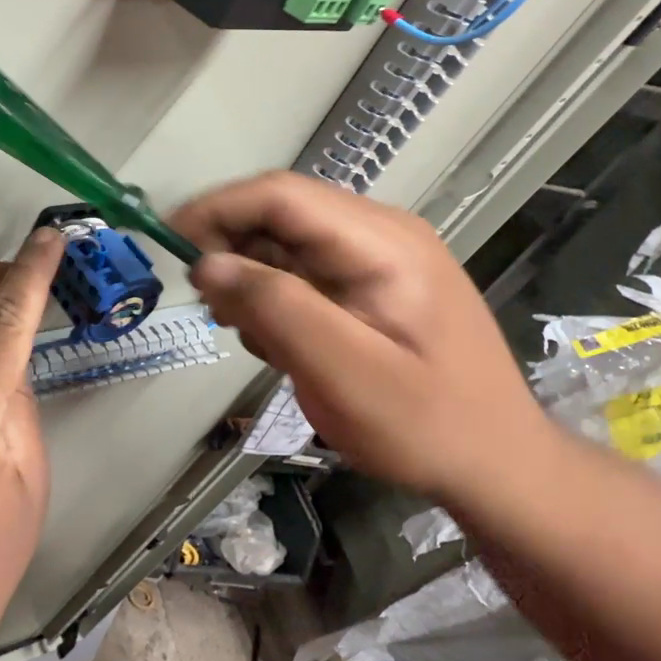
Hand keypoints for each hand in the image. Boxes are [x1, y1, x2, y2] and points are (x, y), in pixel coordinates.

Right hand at [170, 172, 551, 495]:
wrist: (495, 466)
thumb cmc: (425, 425)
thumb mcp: (344, 373)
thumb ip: (275, 310)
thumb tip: (205, 265)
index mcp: (381, 244)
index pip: (279, 195)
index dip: (214, 210)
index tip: (165, 248)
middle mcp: (377, 235)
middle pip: (276, 214)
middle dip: (229, 251)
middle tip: (212, 310)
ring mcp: (373, 259)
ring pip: (279, 245)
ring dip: (249, 282)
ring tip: (257, 340)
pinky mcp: (365, 285)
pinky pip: (296, 273)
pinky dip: (269, 301)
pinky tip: (281, 345)